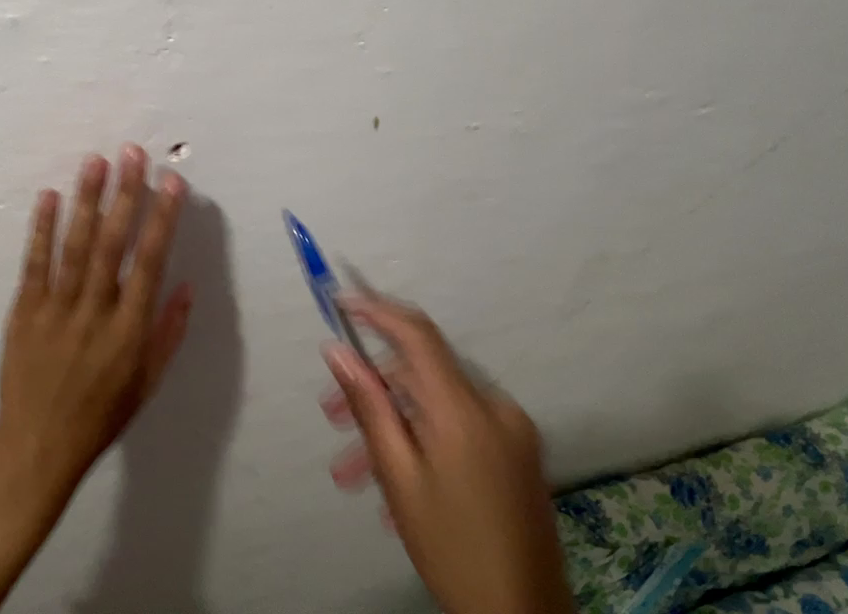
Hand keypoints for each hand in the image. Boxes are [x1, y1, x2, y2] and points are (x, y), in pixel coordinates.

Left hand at [0, 145, 190, 613]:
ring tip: (96, 161)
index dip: (162, 219)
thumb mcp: (147, 382)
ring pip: (74, 245)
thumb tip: (186, 286)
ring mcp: (56, 309)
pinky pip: (34, 263)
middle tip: (132, 153)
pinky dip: (41, 229)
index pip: (150, 262)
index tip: (172, 183)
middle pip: (112, 243)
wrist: (38, 445)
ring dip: (87, 201)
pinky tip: (49, 197)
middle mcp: (95, 312)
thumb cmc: (101, 415)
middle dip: (125, 194)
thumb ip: (168, 332)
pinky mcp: (24, 311)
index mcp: (129, 330)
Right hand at [320, 296, 574, 613]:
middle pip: (422, 375)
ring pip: (437, 407)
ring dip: (393, 428)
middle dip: (372, 391)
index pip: (417, 334)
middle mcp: (495, 407)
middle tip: (330, 419)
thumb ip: (368, 406)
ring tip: (353, 474)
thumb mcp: (398, 476)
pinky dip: (425, 443)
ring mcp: (512, 431)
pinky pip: (461, 429)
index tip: (340, 302)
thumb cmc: (450, 545)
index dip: (377, 310)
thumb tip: (338, 349)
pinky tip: (397, 486)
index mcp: (465, 409)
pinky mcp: (518, 454)